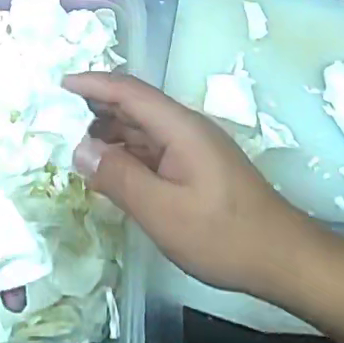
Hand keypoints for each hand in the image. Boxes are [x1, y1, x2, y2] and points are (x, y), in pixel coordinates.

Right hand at [67, 71, 313, 296]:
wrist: (286, 259)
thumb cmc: (224, 235)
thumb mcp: (163, 211)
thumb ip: (118, 177)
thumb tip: (79, 149)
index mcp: (179, 126)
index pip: (128, 91)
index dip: (92, 83)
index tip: (59, 84)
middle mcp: (185, 127)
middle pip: (134, 105)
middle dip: (95, 106)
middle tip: (57, 118)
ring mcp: (193, 147)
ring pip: (142, 128)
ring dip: (109, 132)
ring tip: (75, 146)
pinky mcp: (196, 166)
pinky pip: (153, 148)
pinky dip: (126, 153)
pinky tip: (110, 170)